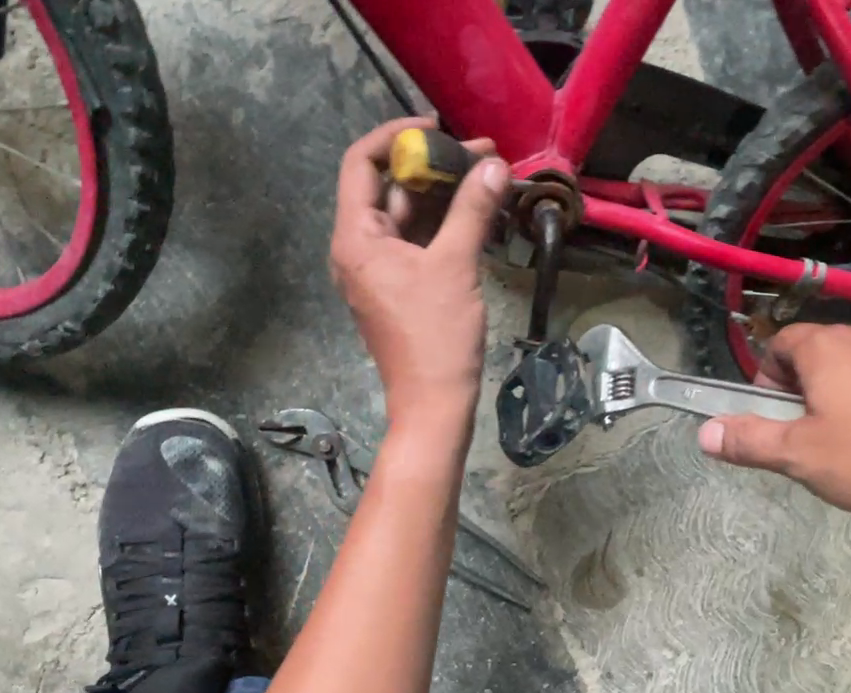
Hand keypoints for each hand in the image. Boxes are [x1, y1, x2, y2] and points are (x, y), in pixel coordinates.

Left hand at [329, 118, 508, 428]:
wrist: (433, 404)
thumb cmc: (436, 338)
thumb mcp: (455, 267)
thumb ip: (472, 209)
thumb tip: (494, 165)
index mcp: (356, 239)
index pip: (362, 164)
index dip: (397, 137)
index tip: (439, 130)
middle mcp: (358, 250)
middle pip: (389, 189)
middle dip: (433, 167)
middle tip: (482, 155)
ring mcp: (379, 273)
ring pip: (408, 219)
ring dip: (445, 197)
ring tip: (489, 179)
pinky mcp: (399, 290)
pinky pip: (418, 245)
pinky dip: (445, 228)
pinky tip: (479, 216)